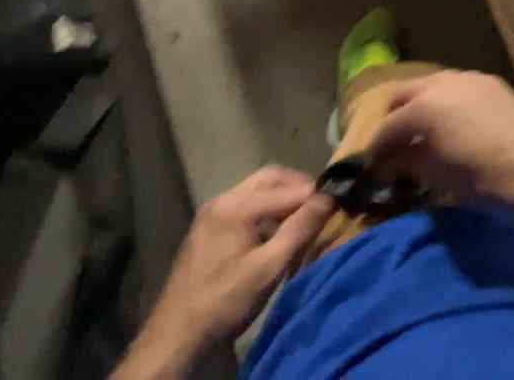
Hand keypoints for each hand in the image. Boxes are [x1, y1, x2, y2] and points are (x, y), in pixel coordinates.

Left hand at [116, 166, 332, 378]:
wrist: (175, 336)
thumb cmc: (225, 302)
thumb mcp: (268, 268)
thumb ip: (299, 229)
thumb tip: (327, 198)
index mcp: (236, 206)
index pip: (287, 189)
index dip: (315, 195)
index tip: (338, 204)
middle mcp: (222, 199)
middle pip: (270, 178)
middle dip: (298, 188)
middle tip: (321, 207)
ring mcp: (212, 212)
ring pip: (257, 189)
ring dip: (282, 197)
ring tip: (302, 219)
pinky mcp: (208, 227)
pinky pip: (244, 203)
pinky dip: (265, 208)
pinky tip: (275, 231)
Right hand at [368, 70, 513, 214]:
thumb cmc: (483, 179)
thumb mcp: (437, 176)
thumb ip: (408, 162)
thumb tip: (390, 161)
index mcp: (423, 107)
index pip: (387, 127)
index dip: (376, 148)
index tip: (373, 166)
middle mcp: (442, 83)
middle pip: (404, 95)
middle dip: (394, 118)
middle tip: (394, 144)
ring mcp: (468, 78)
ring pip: (431, 85)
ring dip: (421, 105)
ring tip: (423, 132)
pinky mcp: (490, 82)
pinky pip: (457, 87)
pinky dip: (446, 101)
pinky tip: (452, 122)